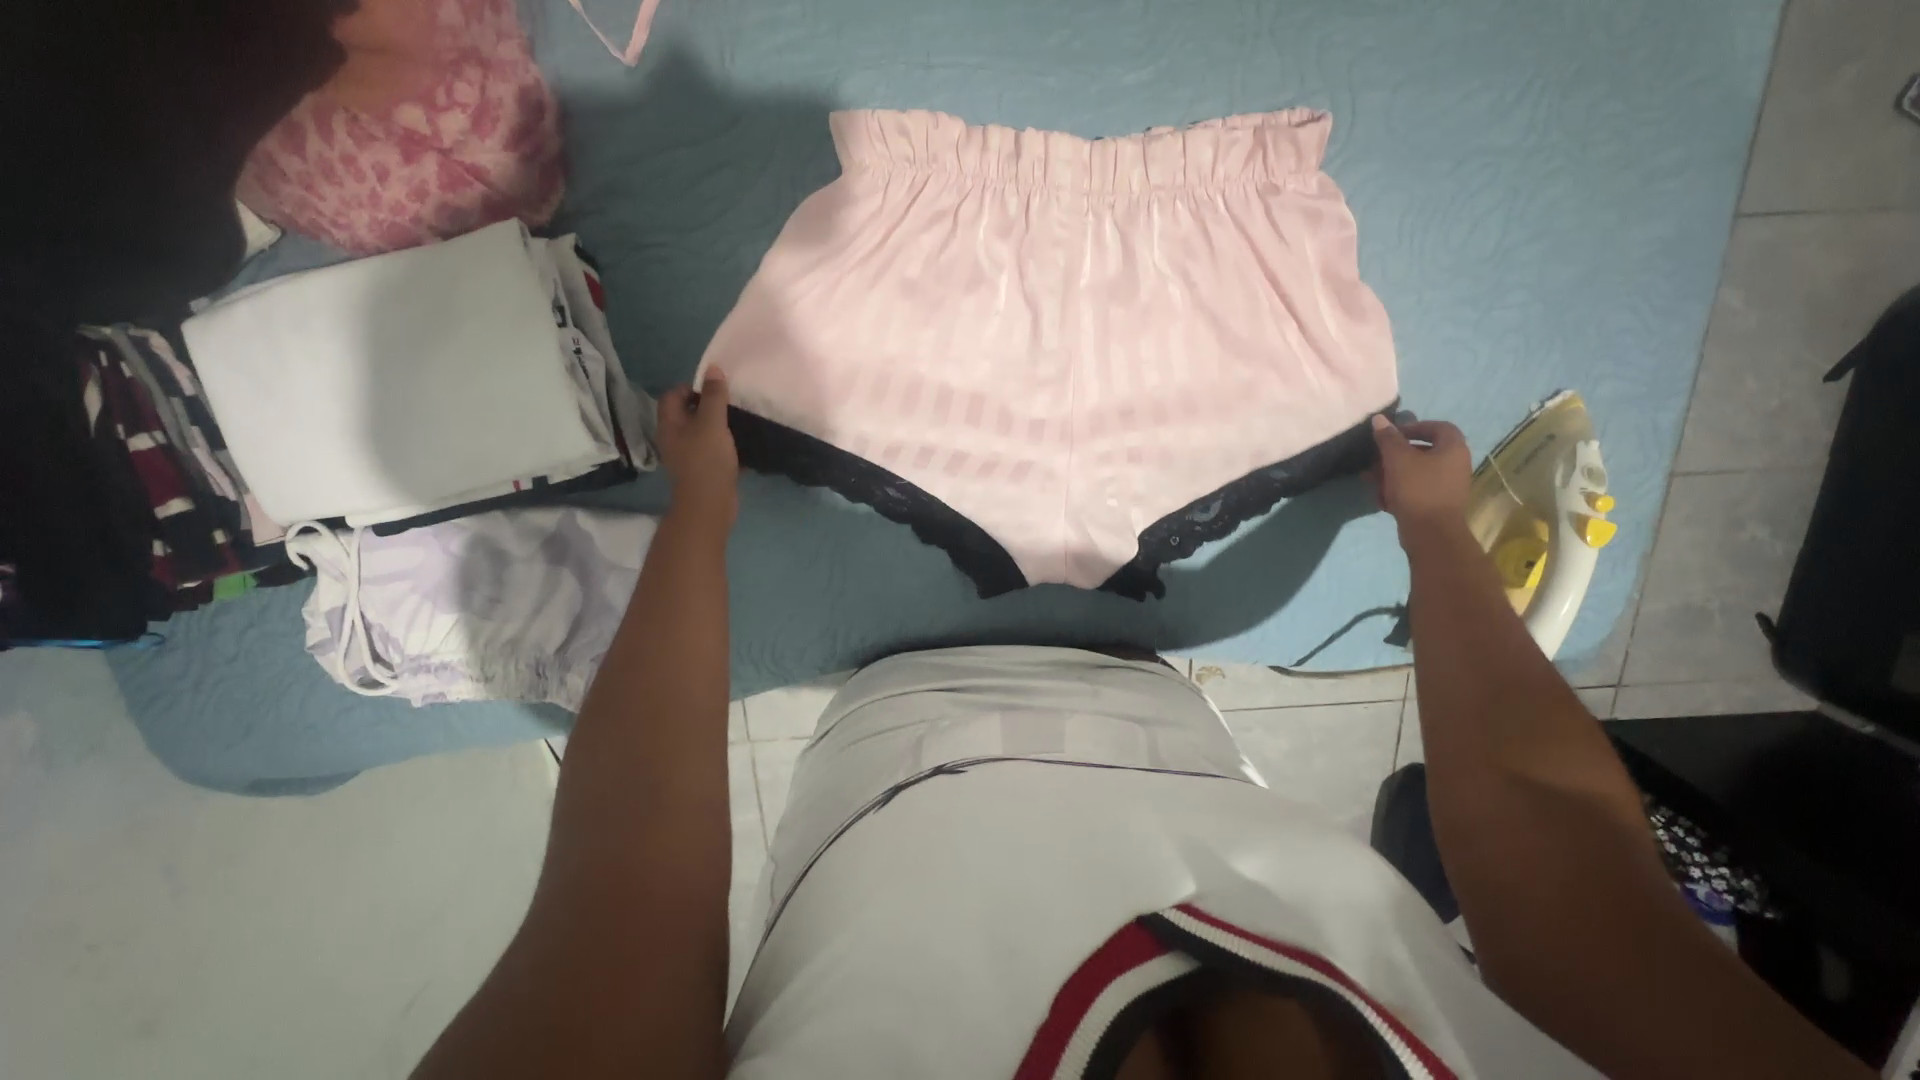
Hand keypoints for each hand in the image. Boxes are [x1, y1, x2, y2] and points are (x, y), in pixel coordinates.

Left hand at [656, 369, 738, 528]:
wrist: (709, 504)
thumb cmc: (707, 460)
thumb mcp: (712, 422)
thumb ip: (714, 395)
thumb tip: (713, 369)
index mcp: (670, 424)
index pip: (673, 395)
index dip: (692, 387)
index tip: (716, 389)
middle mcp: (674, 438)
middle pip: (688, 413)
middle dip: (709, 406)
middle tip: (731, 403)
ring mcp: (688, 455)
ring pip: (703, 432)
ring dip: (719, 426)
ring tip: (739, 421)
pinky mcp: (703, 470)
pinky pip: (714, 450)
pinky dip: (726, 445)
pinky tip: (743, 444)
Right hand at [1370, 413, 1471, 536]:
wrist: (1431, 532)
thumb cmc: (1417, 489)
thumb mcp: (1398, 459)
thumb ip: (1388, 438)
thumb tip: (1379, 419)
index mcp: (1453, 449)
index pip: (1438, 427)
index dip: (1414, 427)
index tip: (1392, 434)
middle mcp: (1455, 464)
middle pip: (1423, 451)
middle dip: (1395, 455)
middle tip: (1375, 460)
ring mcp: (1447, 486)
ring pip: (1416, 472)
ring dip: (1392, 473)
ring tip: (1371, 480)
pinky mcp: (1437, 503)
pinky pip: (1416, 489)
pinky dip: (1399, 490)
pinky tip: (1382, 499)